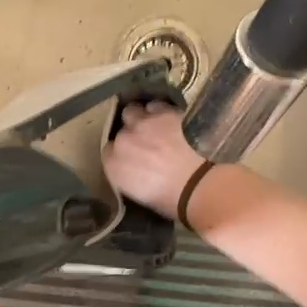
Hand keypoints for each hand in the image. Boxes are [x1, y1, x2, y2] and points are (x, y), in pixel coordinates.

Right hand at [102, 102, 206, 219]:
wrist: (198, 185)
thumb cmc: (170, 200)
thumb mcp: (140, 194)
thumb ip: (130, 175)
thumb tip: (136, 167)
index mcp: (114, 166)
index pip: (109, 152)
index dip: (121, 153)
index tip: (133, 157)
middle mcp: (122, 140)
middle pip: (121, 131)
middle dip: (130, 135)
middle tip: (145, 142)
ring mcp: (143, 124)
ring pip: (133, 111)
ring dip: (140, 118)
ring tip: (153, 125)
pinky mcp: (164, 113)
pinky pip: (155, 106)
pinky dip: (159, 111)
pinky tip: (169, 119)